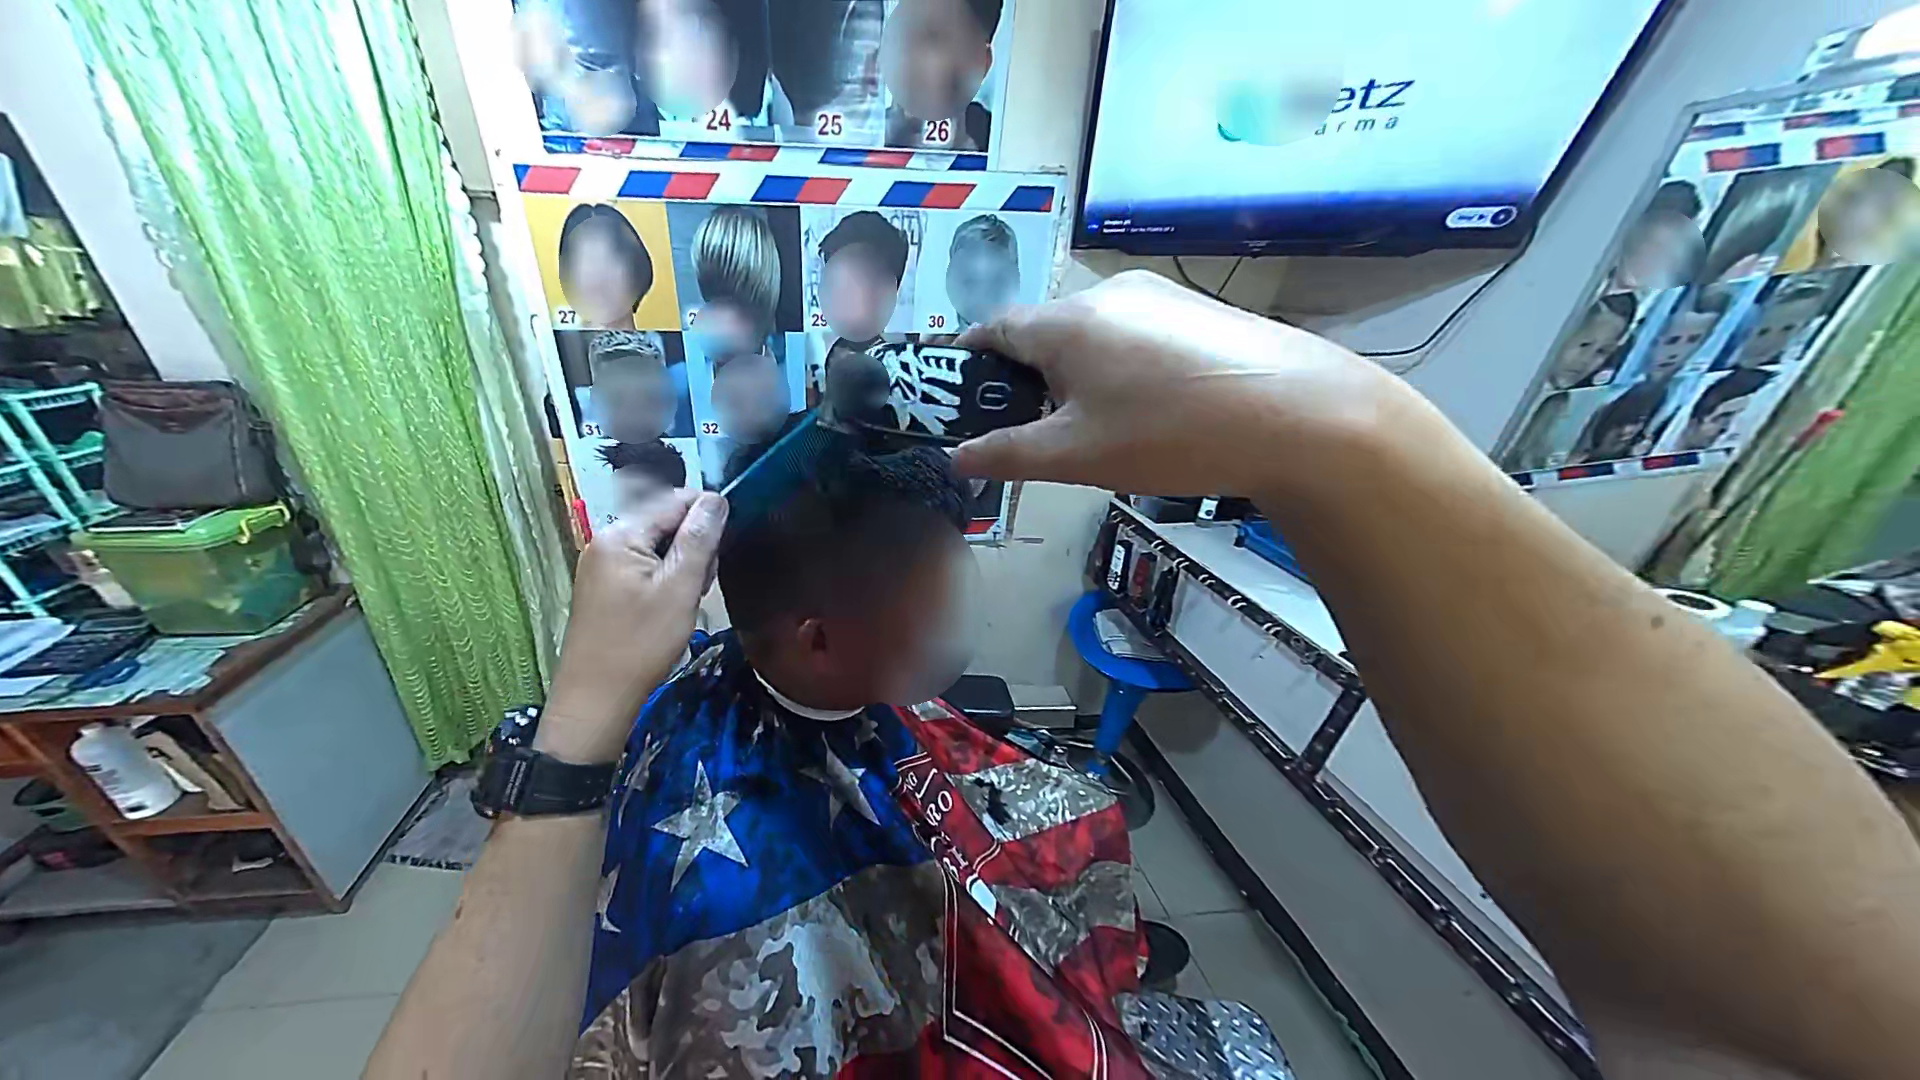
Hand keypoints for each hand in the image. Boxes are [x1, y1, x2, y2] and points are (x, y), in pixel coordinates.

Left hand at [538, 490, 726, 763]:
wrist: (597, 700)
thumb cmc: (642, 643)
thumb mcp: (680, 588)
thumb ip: (699, 539)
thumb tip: (716, 498)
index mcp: (620, 535)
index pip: (675, 501)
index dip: (708, 515)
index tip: (727, 546)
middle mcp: (605, 541)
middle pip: (666, 521)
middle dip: (695, 544)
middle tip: (703, 583)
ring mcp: (602, 564)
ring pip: (659, 545)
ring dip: (684, 563)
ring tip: (689, 598)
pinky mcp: (605, 586)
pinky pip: (645, 564)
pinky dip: (667, 577)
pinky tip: (673, 604)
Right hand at [953, 270, 1407, 497]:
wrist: (1299, 415)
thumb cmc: (1168, 433)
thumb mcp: (1076, 455)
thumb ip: (1008, 454)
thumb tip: (956, 458)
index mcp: (1065, 321)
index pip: (994, 327)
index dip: (970, 359)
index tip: (962, 393)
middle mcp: (1106, 294)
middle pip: (1044, 329)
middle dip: (1025, 375)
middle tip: (1032, 427)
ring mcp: (1158, 296)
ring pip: (1091, 332)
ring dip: (1074, 371)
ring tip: (1094, 424)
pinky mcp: (1197, 311)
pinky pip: (1134, 334)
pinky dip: (1117, 365)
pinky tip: (1146, 406)